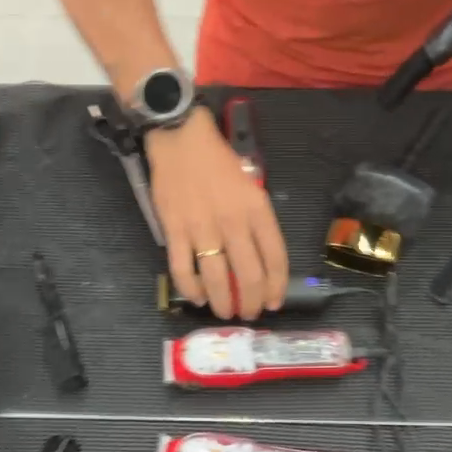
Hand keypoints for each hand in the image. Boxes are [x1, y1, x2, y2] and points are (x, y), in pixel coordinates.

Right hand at [143, 116, 288, 319]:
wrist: (180, 138)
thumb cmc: (218, 162)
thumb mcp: (250, 186)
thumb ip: (255, 221)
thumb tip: (258, 260)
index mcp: (256, 210)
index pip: (275, 258)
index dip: (276, 287)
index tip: (273, 303)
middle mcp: (233, 223)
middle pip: (249, 276)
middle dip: (251, 303)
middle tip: (248, 313)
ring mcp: (202, 229)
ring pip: (218, 280)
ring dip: (223, 303)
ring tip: (225, 312)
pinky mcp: (175, 231)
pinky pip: (184, 270)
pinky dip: (192, 290)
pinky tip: (198, 298)